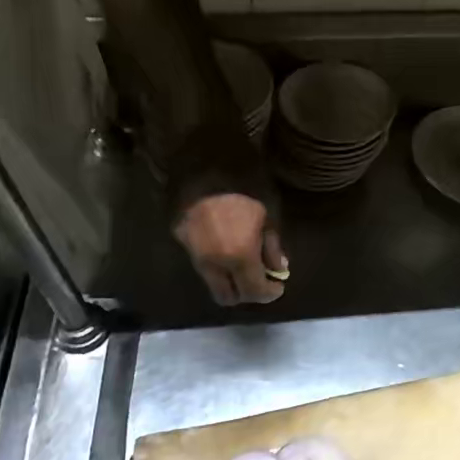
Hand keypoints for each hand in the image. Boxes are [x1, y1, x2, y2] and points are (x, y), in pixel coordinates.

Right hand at [174, 193, 288, 305]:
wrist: (206, 162)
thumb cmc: (245, 186)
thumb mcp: (268, 215)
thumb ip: (272, 247)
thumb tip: (277, 268)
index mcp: (238, 257)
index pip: (253, 292)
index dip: (269, 293)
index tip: (278, 284)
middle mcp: (213, 263)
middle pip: (226, 297)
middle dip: (245, 293)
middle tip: (258, 278)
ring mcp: (193, 253)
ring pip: (211, 282)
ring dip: (229, 280)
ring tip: (242, 262)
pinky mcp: (181, 241)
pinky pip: (201, 262)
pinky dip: (216, 263)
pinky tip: (224, 245)